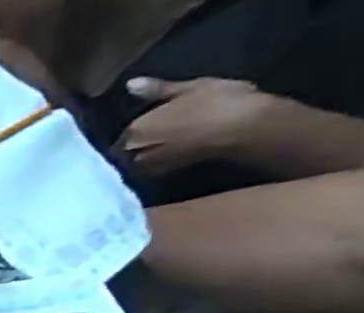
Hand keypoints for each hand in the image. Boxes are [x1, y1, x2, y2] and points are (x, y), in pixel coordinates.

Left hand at [116, 77, 271, 175]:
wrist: (241, 128)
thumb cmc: (216, 102)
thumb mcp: (188, 88)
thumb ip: (155, 90)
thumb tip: (129, 84)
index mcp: (135, 130)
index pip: (121, 134)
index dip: (132, 131)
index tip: (144, 126)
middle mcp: (132, 152)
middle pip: (121, 153)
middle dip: (130, 147)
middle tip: (150, 137)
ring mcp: (144, 167)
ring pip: (131, 163)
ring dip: (138, 157)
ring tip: (156, 146)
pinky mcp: (159, 176)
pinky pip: (146, 171)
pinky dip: (151, 163)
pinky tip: (165, 155)